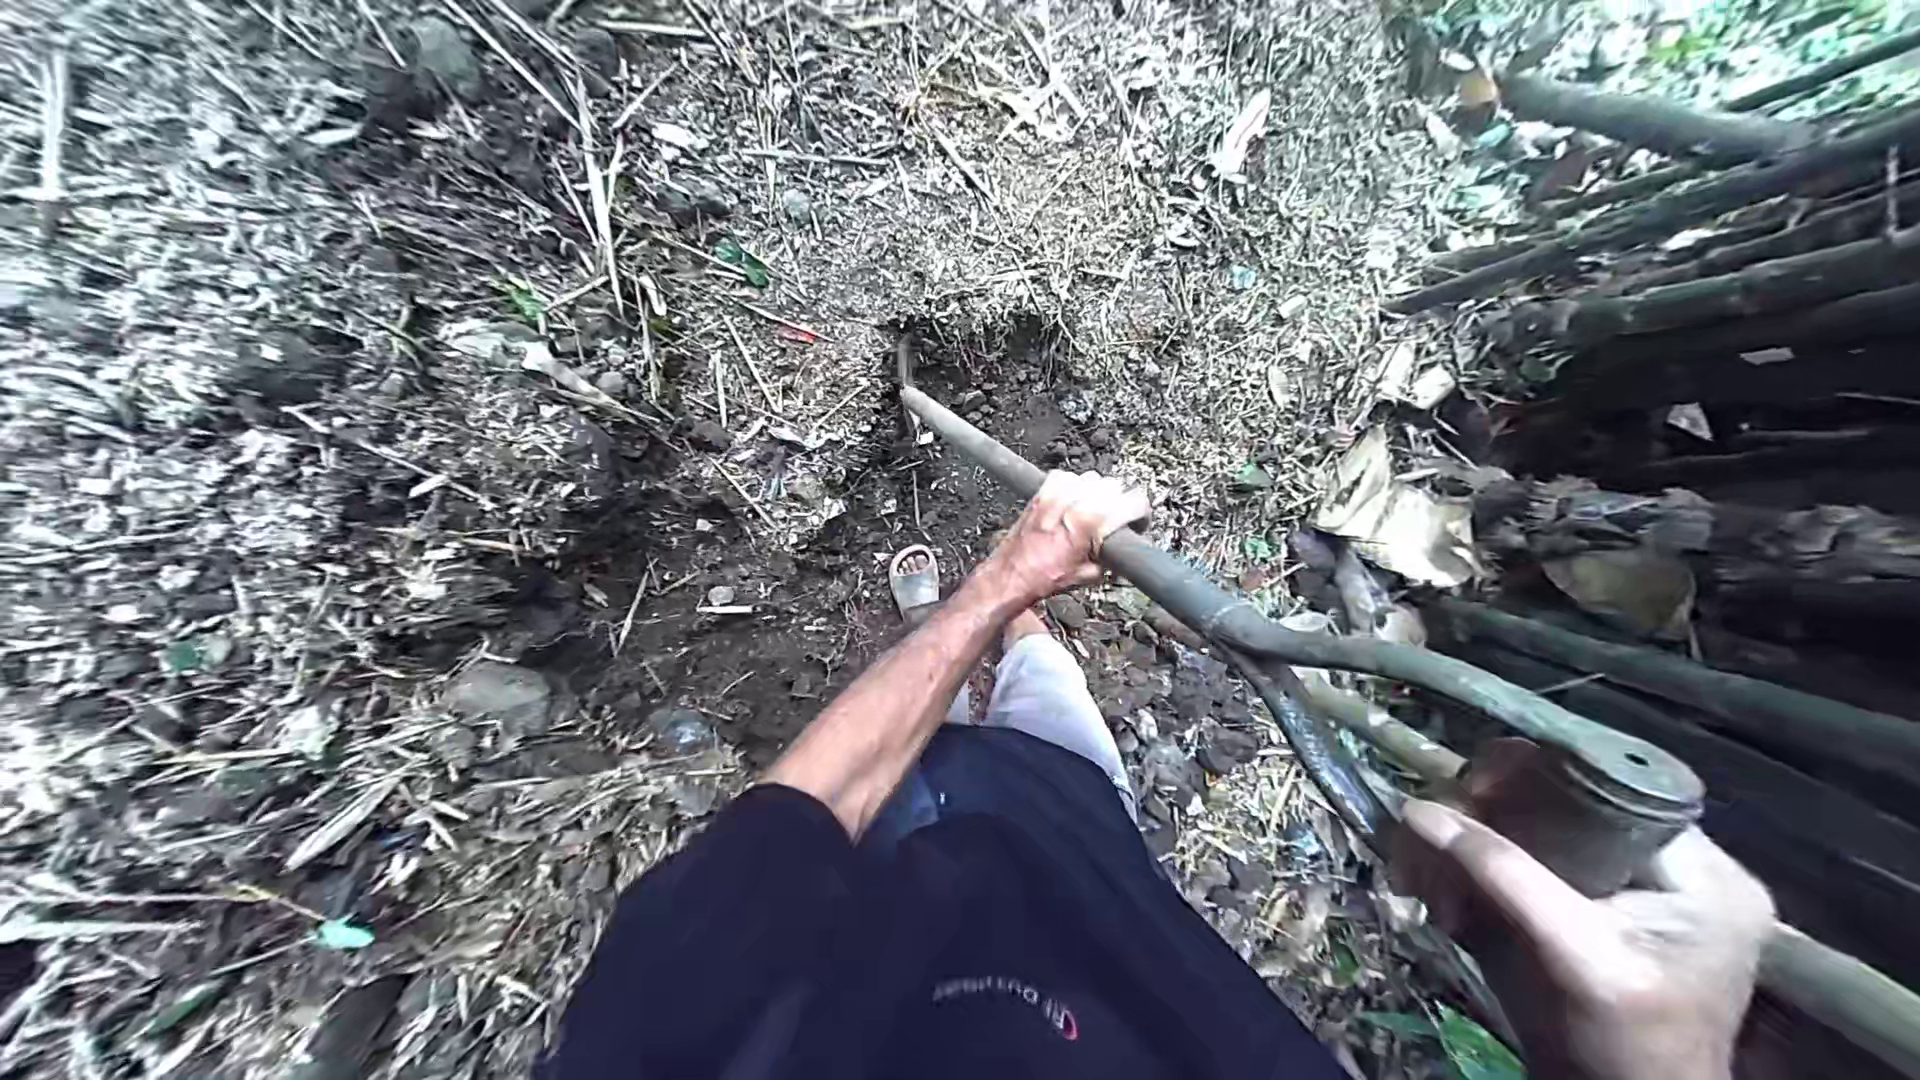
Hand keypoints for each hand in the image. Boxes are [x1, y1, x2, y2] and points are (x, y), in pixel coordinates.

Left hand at [982, 470, 1148, 606]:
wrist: (1012, 574)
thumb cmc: (1045, 578)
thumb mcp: (1090, 575)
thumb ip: (1112, 557)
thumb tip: (1124, 549)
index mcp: (1089, 523)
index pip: (1134, 500)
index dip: (1141, 512)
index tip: (1138, 521)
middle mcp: (1073, 503)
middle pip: (1114, 485)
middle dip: (1118, 502)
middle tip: (1113, 520)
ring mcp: (1055, 494)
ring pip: (1091, 478)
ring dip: (1096, 493)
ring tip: (1090, 512)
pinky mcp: (1041, 492)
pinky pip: (1067, 476)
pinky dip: (1072, 486)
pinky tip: (1071, 502)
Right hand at [1396, 798, 1772, 1079]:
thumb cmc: (1625, 1041)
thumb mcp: (1576, 957)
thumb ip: (1505, 875)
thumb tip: (1415, 808)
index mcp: (1687, 864)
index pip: (1596, 776)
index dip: (1524, 773)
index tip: (1467, 795)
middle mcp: (1638, 848)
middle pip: (1532, 787)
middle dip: (1468, 814)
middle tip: (1427, 848)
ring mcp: (1586, 861)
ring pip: (1491, 810)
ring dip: (1443, 842)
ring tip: (1421, 887)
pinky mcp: (1544, 877)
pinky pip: (1477, 839)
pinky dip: (1442, 860)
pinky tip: (1429, 894)